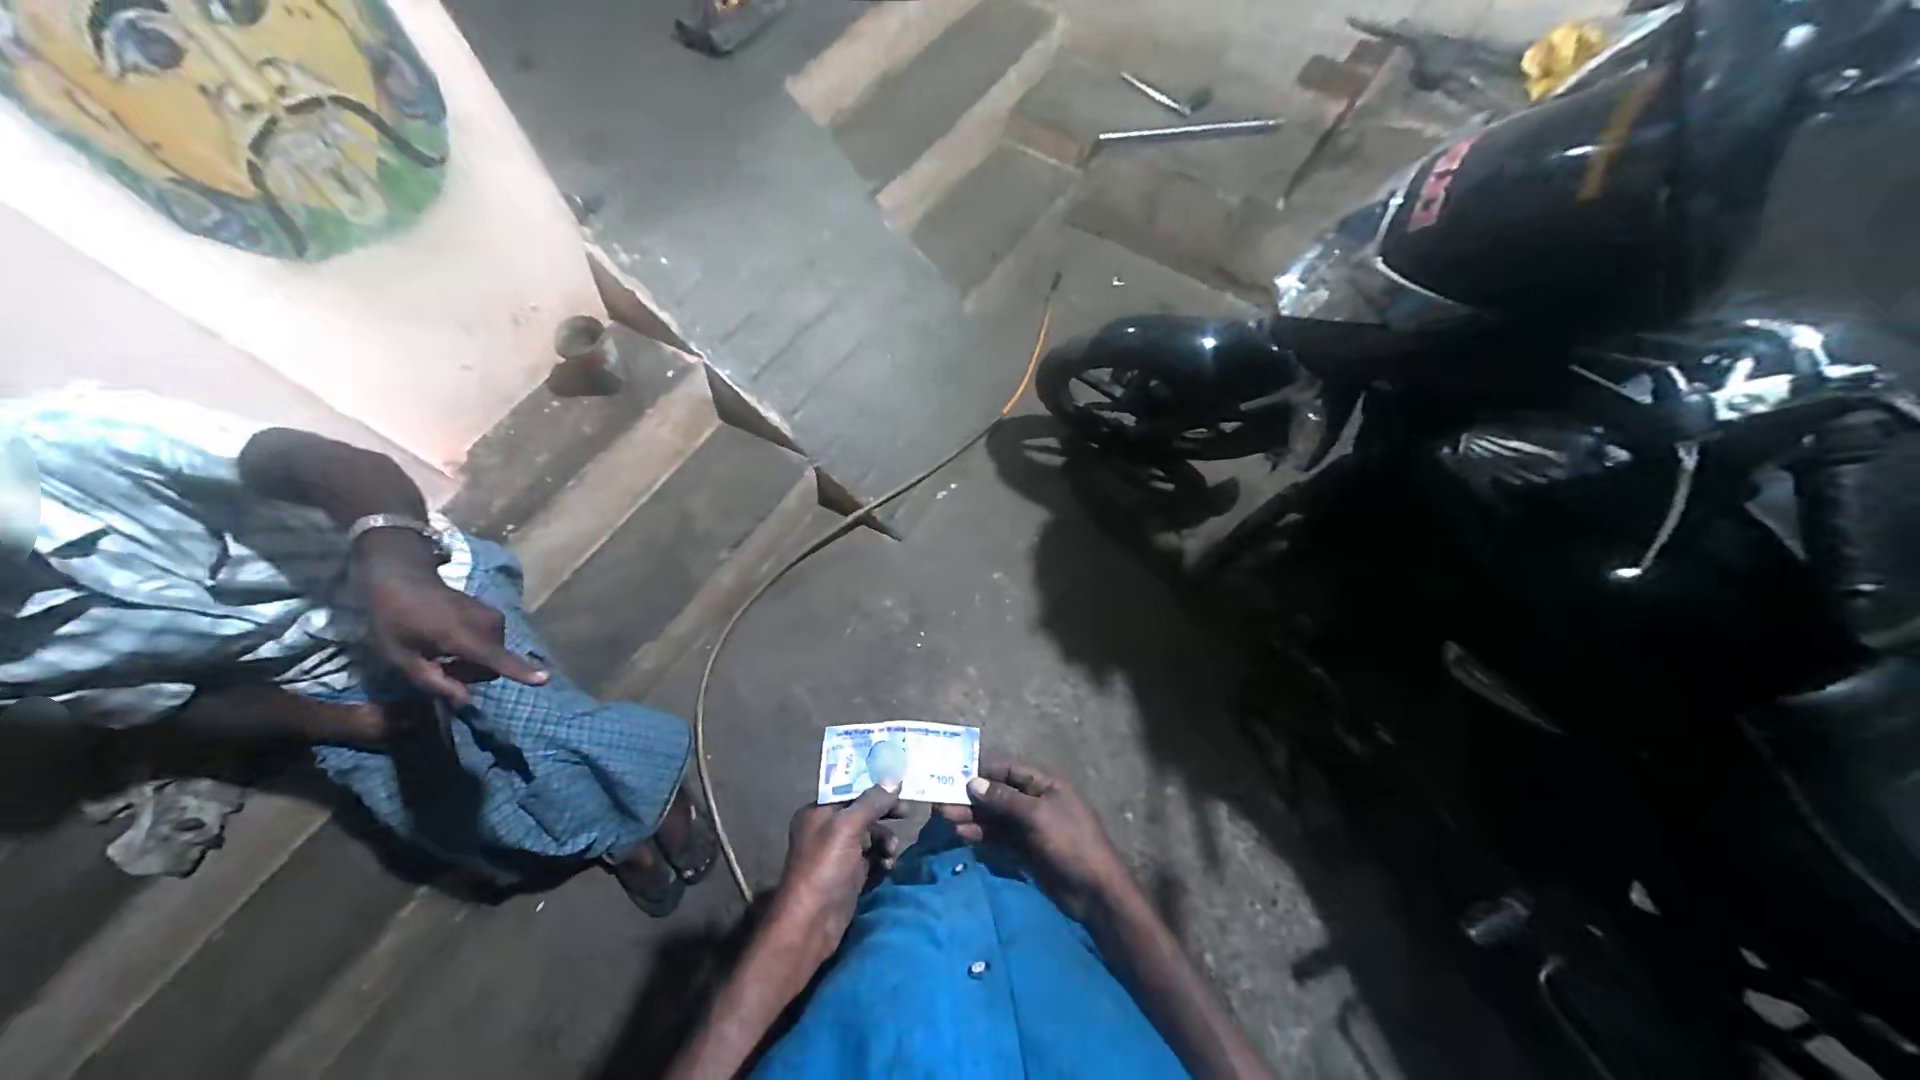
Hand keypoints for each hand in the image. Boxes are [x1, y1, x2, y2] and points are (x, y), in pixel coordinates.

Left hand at [352, 531, 547, 706]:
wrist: (405, 579)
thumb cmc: (396, 620)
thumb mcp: (401, 658)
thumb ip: (433, 681)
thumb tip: (465, 701)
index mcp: (463, 637)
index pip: (496, 659)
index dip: (520, 671)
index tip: (545, 678)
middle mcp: (487, 626)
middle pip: (492, 665)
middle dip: (470, 672)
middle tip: (438, 666)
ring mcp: (494, 617)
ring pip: (494, 654)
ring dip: (473, 660)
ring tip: (443, 651)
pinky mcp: (495, 614)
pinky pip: (493, 641)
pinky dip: (477, 647)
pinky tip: (452, 638)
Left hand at [767, 786, 903, 967]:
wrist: (810, 924)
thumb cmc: (824, 867)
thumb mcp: (847, 828)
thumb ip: (871, 802)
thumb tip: (894, 779)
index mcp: (818, 811)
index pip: (851, 788)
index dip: (875, 784)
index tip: (901, 782)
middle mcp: (827, 827)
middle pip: (863, 810)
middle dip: (885, 812)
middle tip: (908, 812)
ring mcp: (839, 851)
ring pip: (871, 833)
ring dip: (885, 838)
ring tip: (891, 850)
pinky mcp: (850, 873)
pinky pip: (872, 855)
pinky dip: (882, 856)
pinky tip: (888, 864)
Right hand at [938, 758, 1133, 919]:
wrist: (1095, 892)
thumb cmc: (1071, 843)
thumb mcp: (1037, 816)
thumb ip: (1004, 799)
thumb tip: (973, 783)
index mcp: (1044, 784)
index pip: (1007, 769)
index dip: (981, 770)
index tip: (953, 774)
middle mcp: (1034, 801)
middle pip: (997, 793)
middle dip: (970, 796)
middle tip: (941, 801)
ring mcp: (1029, 826)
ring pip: (994, 817)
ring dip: (971, 816)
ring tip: (945, 818)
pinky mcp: (1025, 849)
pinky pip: (998, 837)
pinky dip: (980, 835)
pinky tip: (961, 835)